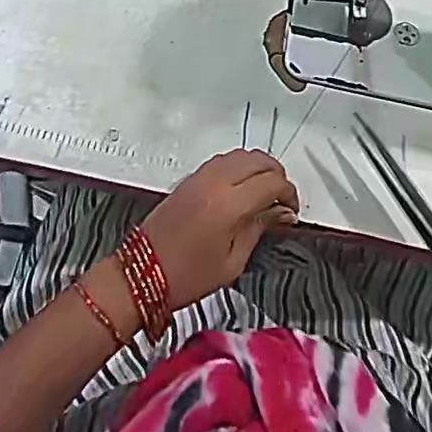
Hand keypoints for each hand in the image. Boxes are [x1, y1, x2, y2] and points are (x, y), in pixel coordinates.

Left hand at [140, 149, 298, 309]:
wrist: (141, 275)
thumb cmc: (185, 276)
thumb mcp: (233, 261)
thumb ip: (260, 228)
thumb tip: (282, 212)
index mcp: (229, 205)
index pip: (272, 182)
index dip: (288, 194)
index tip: (290, 210)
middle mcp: (214, 183)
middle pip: (260, 160)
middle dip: (277, 175)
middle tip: (281, 199)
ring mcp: (200, 178)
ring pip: (241, 155)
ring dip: (259, 168)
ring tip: (264, 192)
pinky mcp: (189, 179)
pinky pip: (223, 161)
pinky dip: (240, 167)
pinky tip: (243, 188)